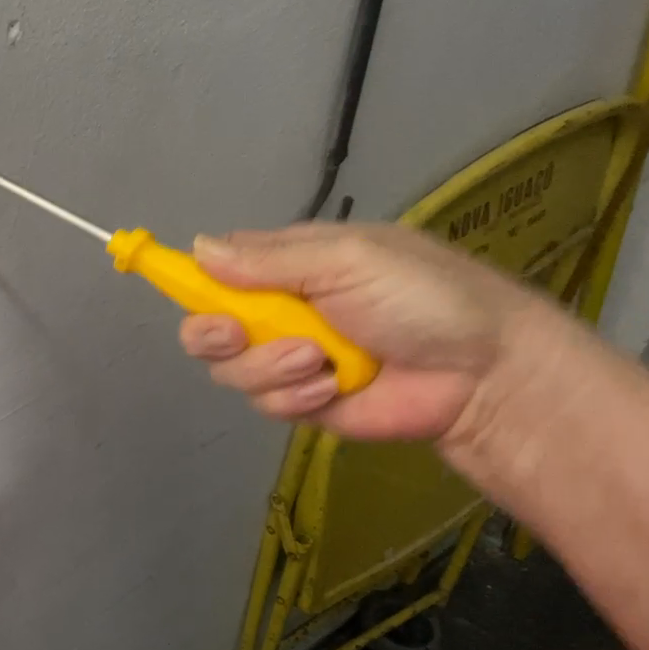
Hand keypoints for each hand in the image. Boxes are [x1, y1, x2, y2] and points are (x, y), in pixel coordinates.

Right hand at [179, 222, 549, 440]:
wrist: (483, 375)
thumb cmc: (425, 300)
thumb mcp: (349, 260)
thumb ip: (270, 258)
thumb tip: (197, 248)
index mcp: (287, 267)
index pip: (216, 268)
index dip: (188, 276)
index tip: (165, 279)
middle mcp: (277, 312)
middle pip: (205, 326)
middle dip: (214, 334)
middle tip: (237, 334)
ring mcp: (285, 358)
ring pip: (228, 369)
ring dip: (267, 367)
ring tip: (319, 362)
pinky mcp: (298, 400)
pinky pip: (261, 401)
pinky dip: (291, 395)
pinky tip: (330, 388)